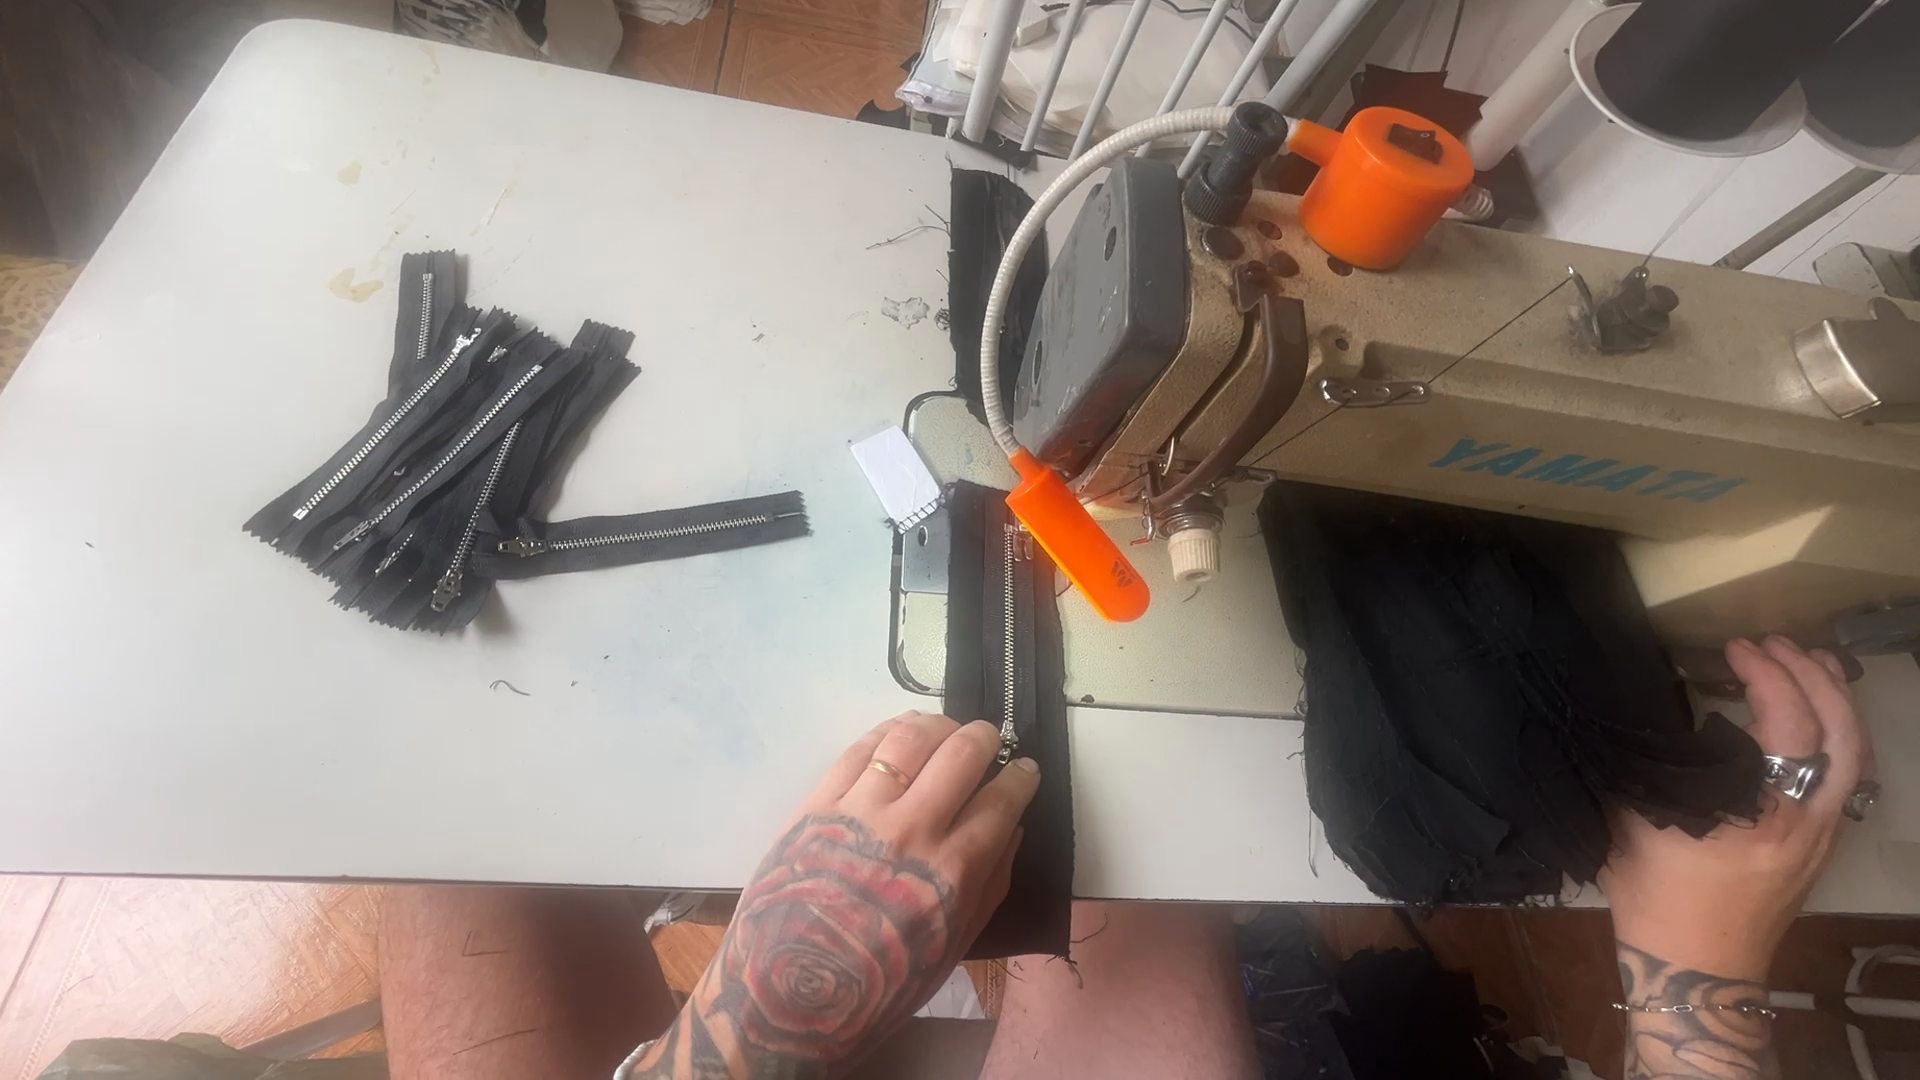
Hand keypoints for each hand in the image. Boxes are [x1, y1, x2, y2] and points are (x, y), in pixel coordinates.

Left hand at [631, 712, 1038, 1078]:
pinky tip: (901, 733)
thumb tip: (1012, 828)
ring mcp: (861, 809)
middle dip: (986, 737)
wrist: (786, 995)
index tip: (1025, 768)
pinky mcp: (819, 801)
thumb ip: (990, 885)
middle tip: (990, 738)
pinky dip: (889, 731)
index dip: (1021, 776)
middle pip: (961, 754)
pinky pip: (860, 747)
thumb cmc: (880, 982)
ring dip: (939, 724)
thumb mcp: (952, 949)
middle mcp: (911, 829)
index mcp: (951, 873)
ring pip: (911, 737)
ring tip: (947, 729)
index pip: (1001, 801)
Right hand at [1601, 635, 1873, 982]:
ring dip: (1833, 705)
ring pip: (1856, 759)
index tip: (1737, 648)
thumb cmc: (1654, 889)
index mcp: (1759, 815)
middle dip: (1817, 681)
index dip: (1770, 680)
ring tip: (1799, 665)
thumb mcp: (1633, 819)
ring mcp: (1822, 834)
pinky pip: (1843, 775)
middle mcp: (1808, 822)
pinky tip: (1801, 718)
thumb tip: (1649, 717)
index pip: (1788, 732)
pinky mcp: (1818, 842)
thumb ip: (1652, 768)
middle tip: (1775, 644)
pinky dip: (1830, 733)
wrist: (1697, 957)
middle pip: (1845, 740)